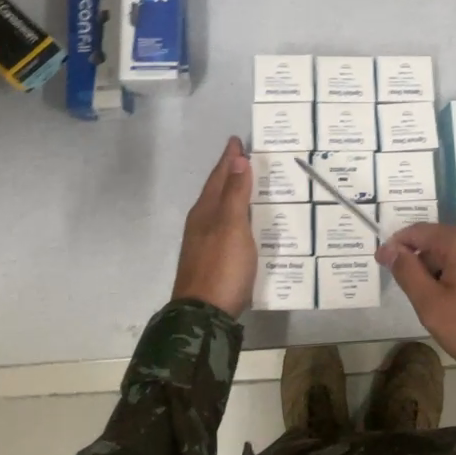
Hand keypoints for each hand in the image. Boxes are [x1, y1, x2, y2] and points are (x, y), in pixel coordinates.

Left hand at [172, 137, 256, 315]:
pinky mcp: (214, 259)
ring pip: (222, 208)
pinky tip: (250, 222)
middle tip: (248, 157)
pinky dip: (239, 215)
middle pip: (217, 190)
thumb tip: (237, 159)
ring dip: (235, 193)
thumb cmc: (221, 266)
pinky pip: (228, 226)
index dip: (229, 159)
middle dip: (231, 173)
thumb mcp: (232, 226)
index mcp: (205, 211)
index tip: (237, 140)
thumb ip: (236, 194)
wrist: (204, 314)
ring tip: (253, 184)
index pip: (219, 177)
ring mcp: (206, 242)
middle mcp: (202, 223)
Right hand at [377, 224, 455, 371]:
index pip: (417, 231)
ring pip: (452, 255)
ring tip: (433, 305)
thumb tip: (391, 249)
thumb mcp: (433, 306)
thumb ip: (409, 274)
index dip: (395, 245)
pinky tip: (454, 302)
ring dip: (437, 273)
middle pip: (436, 242)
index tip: (380, 264)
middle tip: (412, 298)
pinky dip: (454, 276)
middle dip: (418, 264)